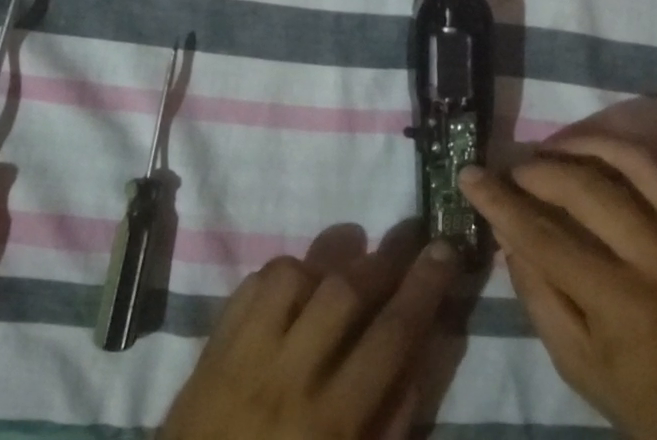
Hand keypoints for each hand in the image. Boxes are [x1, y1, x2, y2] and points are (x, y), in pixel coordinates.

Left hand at [161, 237, 461, 439]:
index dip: (424, 286)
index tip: (446, 249)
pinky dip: (279, 273)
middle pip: (342, 292)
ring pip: (290, 276)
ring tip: (349, 255)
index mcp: (333, 421)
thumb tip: (423, 343)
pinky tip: (298, 280)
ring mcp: (243, 357)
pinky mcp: (210, 348)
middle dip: (384, 257)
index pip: (390, 335)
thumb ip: (394, 414)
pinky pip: (248, 287)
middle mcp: (288, 378)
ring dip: (326, 259)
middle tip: (408, 235)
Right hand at [460, 136, 656, 439]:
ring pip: (636, 162)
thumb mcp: (577, 365)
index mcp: (622, 304)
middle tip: (508, 170)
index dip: (500, 202)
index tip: (470, 177)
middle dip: (537, 170)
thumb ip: (538, 294)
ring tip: (551, 149)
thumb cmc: (650, 405)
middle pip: (587, 187)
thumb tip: (508, 234)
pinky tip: (599, 156)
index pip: (545, 235)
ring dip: (585, 144)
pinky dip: (628, 155)